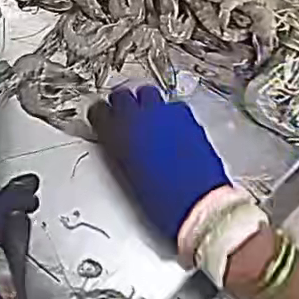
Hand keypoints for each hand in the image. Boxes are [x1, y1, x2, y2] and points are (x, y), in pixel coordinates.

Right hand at [88, 85, 230, 242]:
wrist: (199, 205)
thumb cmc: (163, 202)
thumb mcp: (128, 176)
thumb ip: (120, 149)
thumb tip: (120, 141)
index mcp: (119, 135)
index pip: (99, 111)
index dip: (101, 115)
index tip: (104, 118)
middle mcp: (139, 118)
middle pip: (122, 95)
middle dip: (122, 103)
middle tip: (125, 115)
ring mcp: (164, 114)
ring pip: (147, 93)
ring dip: (145, 103)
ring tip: (149, 117)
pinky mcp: (186, 116)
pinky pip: (172, 105)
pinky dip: (168, 112)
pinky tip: (171, 127)